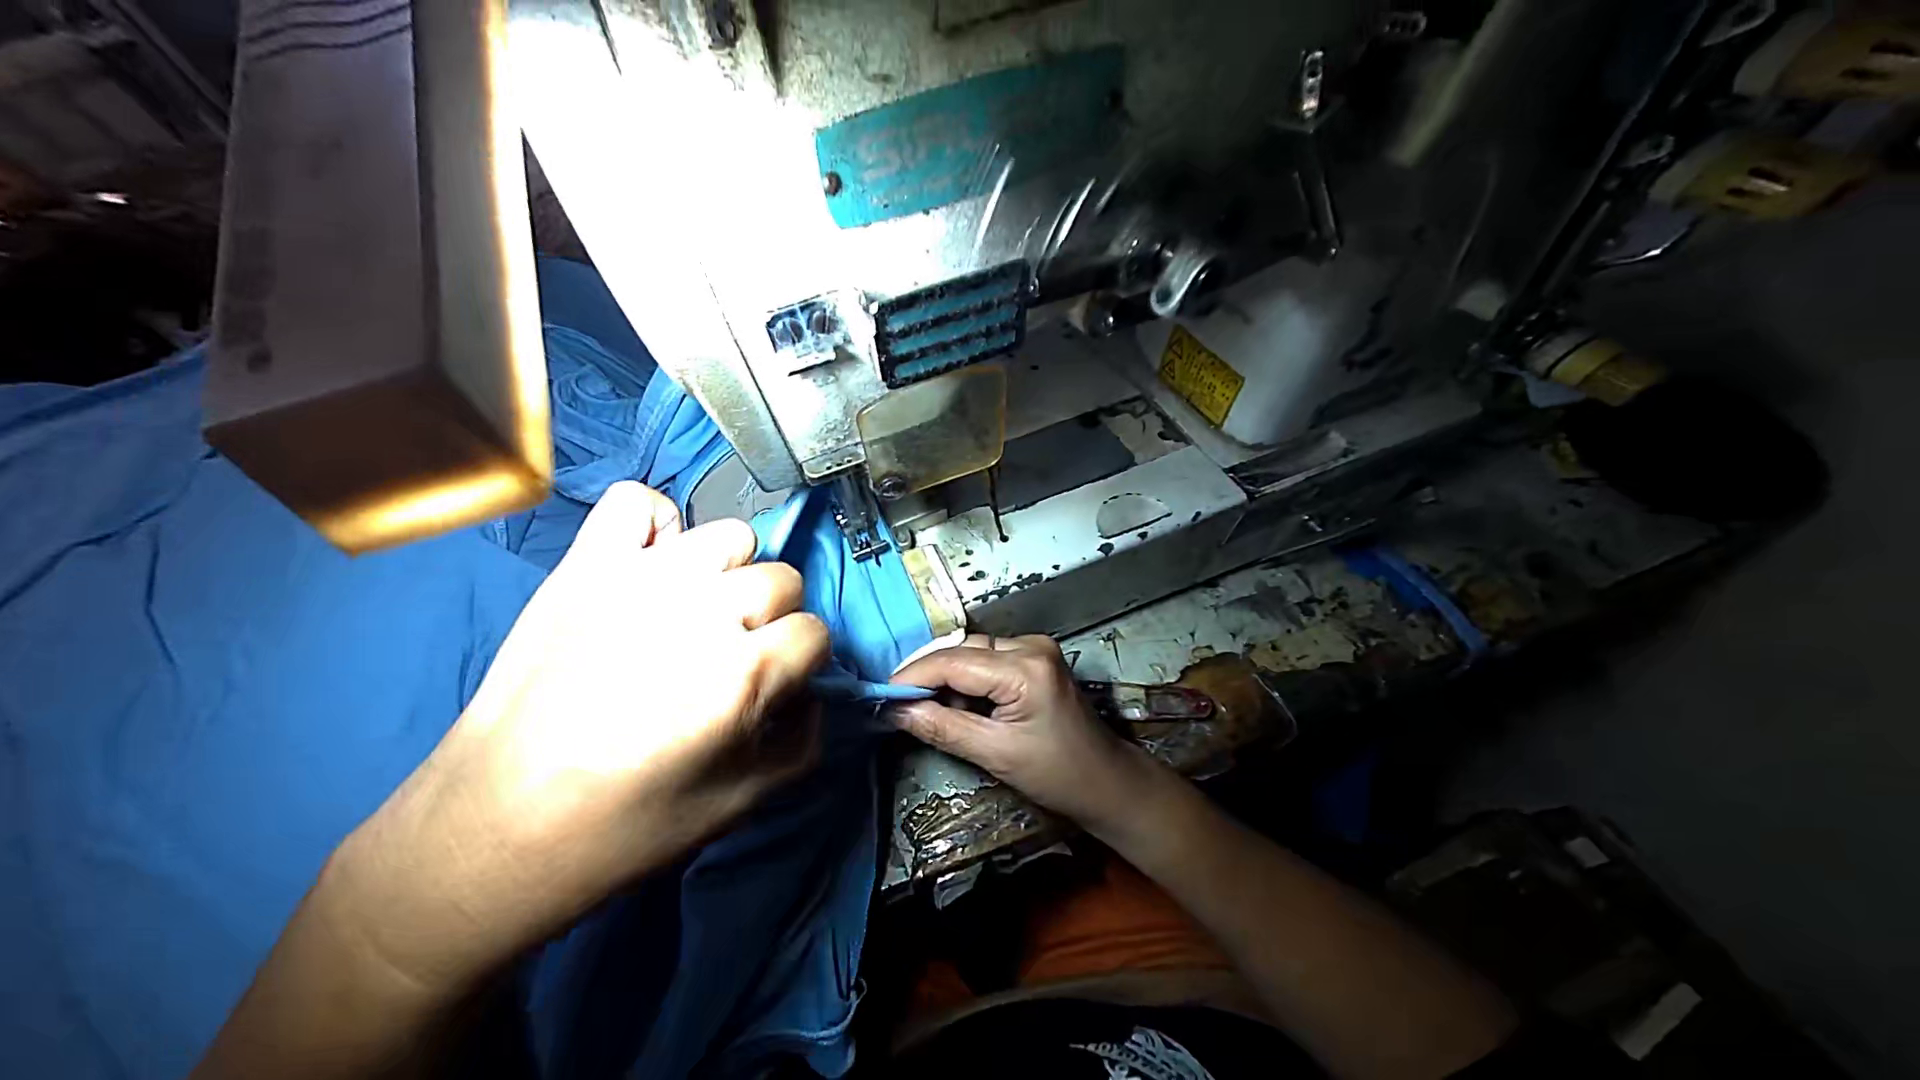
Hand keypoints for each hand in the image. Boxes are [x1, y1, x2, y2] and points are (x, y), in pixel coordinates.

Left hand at [330, 482, 829, 992]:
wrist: (498, 825)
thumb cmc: (626, 827)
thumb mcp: (742, 803)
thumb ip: (803, 740)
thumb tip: (808, 693)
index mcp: (744, 675)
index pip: (815, 634)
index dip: (804, 664)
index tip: (778, 685)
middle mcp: (702, 612)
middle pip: (782, 579)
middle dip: (773, 619)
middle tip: (736, 654)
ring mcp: (641, 578)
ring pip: (729, 535)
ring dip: (728, 572)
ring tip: (697, 610)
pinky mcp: (585, 564)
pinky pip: (638, 502)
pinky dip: (656, 525)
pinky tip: (651, 568)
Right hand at [888, 634, 1159, 829]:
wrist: (1106, 781)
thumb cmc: (1056, 774)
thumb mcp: (994, 753)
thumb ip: (941, 727)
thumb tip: (895, 711)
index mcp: (1025, 668)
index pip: (953, 661)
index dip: (913, 677)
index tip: (881, 694)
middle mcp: (1030, 645)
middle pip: (961, 649)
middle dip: (927, 675)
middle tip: (898, 703)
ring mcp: (1036, 648)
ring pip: (972, 651)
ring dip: (947, 677)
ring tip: (928, 709)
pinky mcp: (1035, 657)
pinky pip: (988, 658)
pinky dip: (967, 678)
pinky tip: (958, 704)